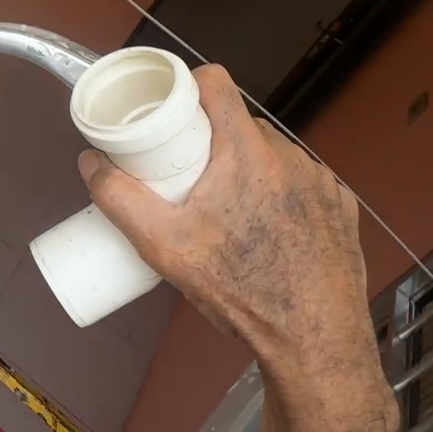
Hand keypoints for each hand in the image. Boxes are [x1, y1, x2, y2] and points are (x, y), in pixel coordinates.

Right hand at [78, 64, 397, 431]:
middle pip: (239, 120)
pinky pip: (301, 178)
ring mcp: (323, 183)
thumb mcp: (161, 245)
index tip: (169, 108)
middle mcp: (290, 157)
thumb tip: (89, 160)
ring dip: (245, 162)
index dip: (187, 84)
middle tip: (186, 168)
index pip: (216, 82)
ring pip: (270, 150)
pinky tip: (267, 220)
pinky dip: (279, 187)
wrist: (316, 349)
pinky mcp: (344, 210)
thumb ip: (117, 196)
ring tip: (225, 200)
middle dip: (210, 135)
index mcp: (246, 152)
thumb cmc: (238, 290)